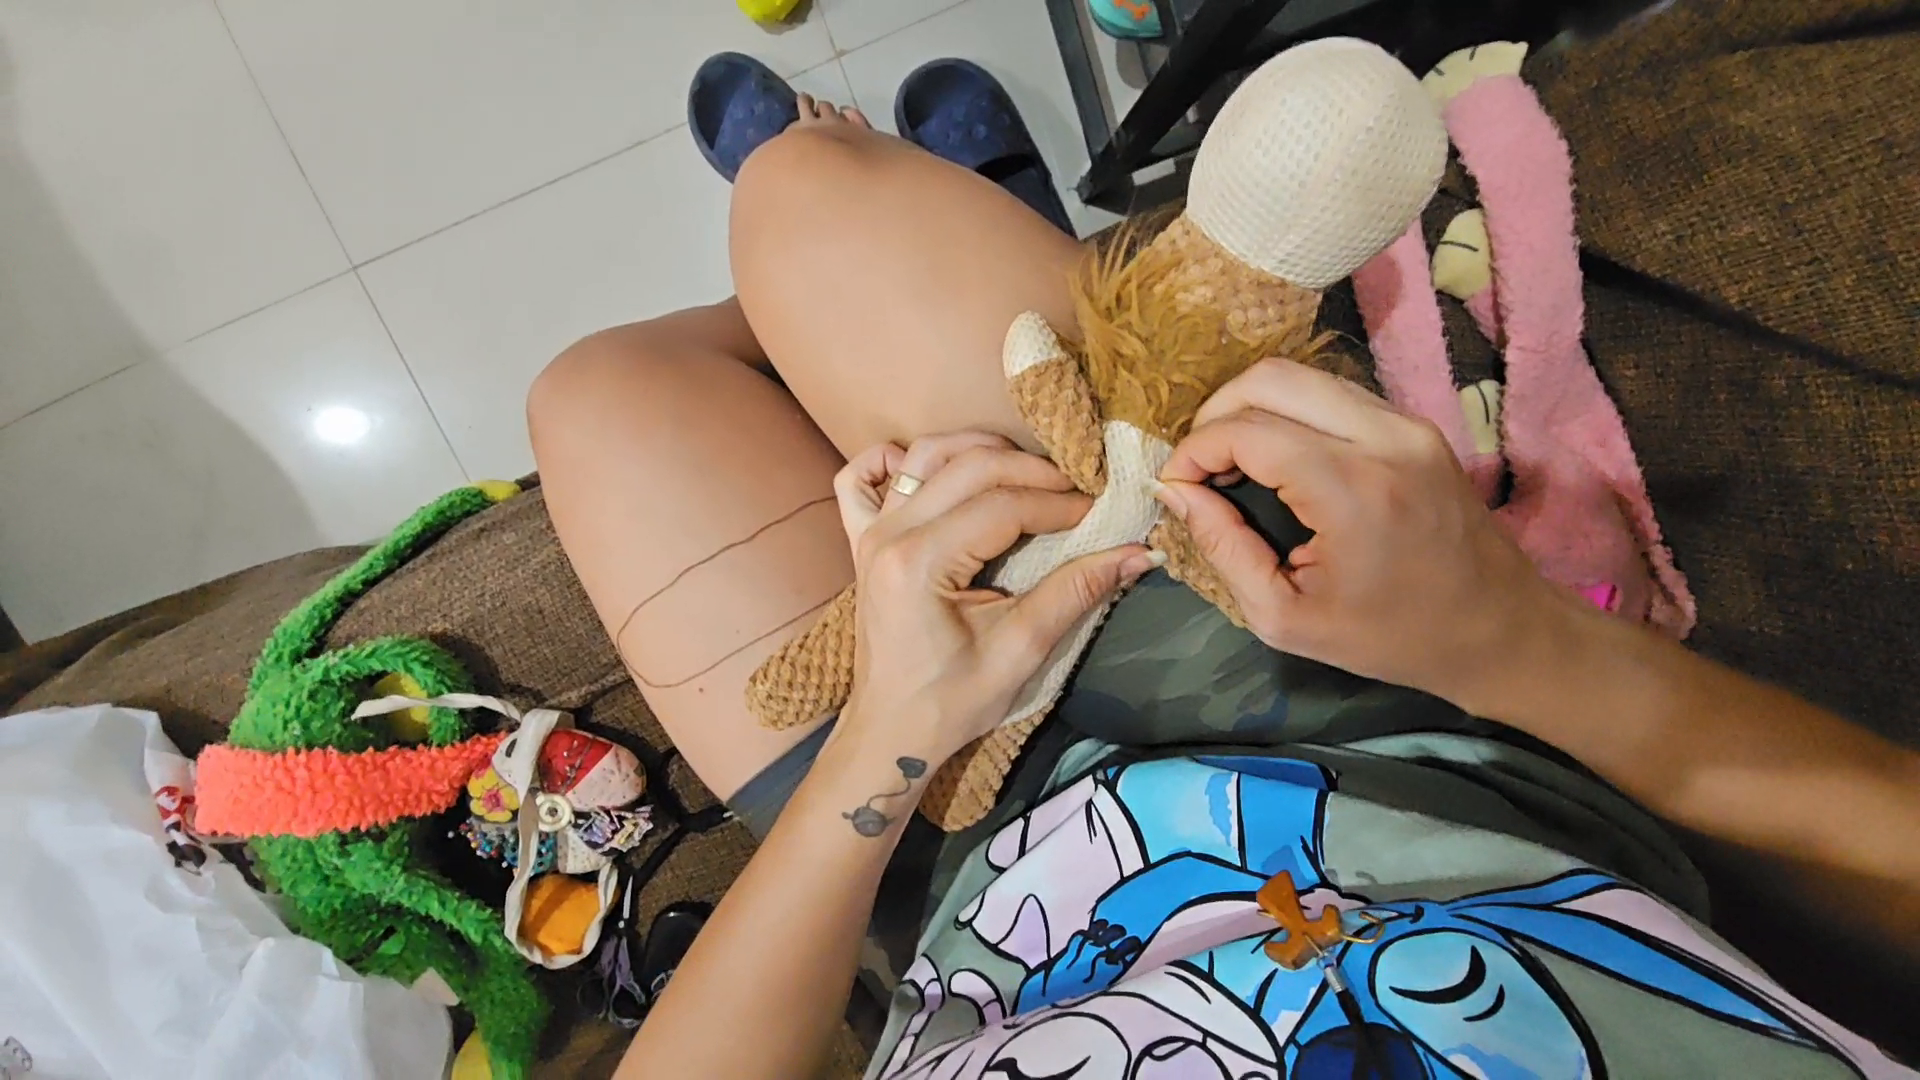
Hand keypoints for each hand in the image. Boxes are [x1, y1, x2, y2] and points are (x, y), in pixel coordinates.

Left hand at [830, 432, 1156, 765]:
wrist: (890, 729)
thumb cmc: (951, 701)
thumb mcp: (1019, 652)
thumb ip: (1075, 592)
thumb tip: (1138, 553)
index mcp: (920, 562)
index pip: (1003, 506)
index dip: (1060, 504)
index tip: (1101, 511)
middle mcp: (889, 534)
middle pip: (969, 467)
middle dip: (1032, 471)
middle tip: (1076, 489)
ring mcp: (868, 532)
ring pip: (924, 457)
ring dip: (978, 451)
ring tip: (1026, 473)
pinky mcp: (861, 540)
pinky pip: (860, 479)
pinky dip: (894, 461)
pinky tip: (932, 472)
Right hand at [1157, 359, 1564, 707]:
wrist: (1499, 630)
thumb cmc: (1388, 637)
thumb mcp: (1283, 616)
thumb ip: (1222, 547)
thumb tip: (1174, 491)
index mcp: (1352, 491)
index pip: (1246, 431)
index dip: (1193, 452)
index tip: (1173, 487)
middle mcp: (1383, 438)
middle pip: (1269, 379)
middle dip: (1213, 416)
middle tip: (1198, 467)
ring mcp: (1405, 423)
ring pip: (1299, 376)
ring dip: (1247, 409)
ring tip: (1229, 462)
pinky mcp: (1413, 424)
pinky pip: (1328, 392)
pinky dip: (1283, 412)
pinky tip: (1272, 456)